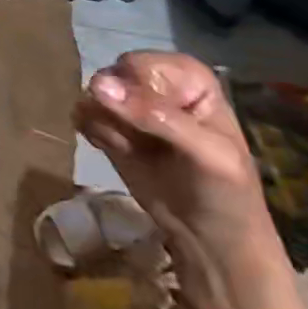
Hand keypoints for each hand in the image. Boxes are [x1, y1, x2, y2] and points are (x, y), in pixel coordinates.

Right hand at [74, 53, 303, 308]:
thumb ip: (154, 116)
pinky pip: (82, 115)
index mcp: (185, 73)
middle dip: (119, 113)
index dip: (137, 98)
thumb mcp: (204, 153)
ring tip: (134, 152)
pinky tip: (119, 153)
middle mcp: (154, 80)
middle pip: (110, 78)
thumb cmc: (224, 193)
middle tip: (143, 145)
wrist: (211, 242)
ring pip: (92, 97)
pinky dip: (95, 135)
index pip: (136, 66)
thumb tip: (96, 84)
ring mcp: (129, 102)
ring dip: (107, 128)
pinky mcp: (108, 123)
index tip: (157, 132)